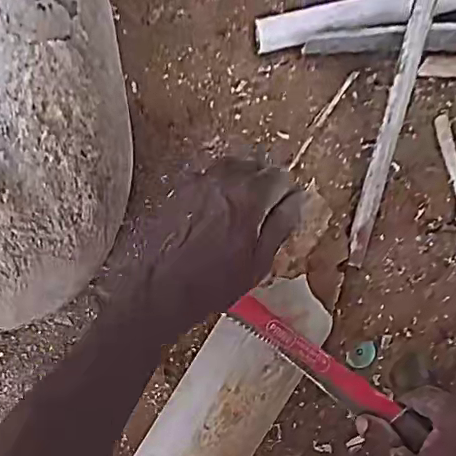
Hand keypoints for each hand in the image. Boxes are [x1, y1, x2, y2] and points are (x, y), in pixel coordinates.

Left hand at [100, 158, 303, 338]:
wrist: (160, 290)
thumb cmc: (210, 285)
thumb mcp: (256, 264)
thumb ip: (279, 226)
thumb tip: (296, 201)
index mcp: (250, 196)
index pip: (281, 177)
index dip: (286, 194)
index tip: (284, 210)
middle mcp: (224, 179)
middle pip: (256, 165)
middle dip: (265, 184)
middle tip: (264, 211)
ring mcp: (199, 181)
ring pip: (231, 167)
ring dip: (241, 182)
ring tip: (240, 212)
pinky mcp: (179, 190)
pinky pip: (208, 178)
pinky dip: (218, 189)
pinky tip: (215, 215)